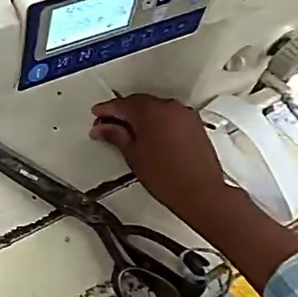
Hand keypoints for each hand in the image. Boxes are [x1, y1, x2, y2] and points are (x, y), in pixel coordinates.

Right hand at [90, 94, 231, 224]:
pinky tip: (150, 137)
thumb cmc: (170, 178)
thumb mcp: (133, 156)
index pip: (121, 104)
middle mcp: (169, 108)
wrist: (200, 192)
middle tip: (108, 125)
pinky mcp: (194, 124)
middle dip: (122, 112)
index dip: (106, 109)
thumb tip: (104, 129)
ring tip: (128, 134)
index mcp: (150, 112)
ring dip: (140, 117)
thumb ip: (116, 136)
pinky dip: (157, 122)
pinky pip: (170, 116)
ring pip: (155, 108)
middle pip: (139, 103)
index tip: (97, 115)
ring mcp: (184, 115)